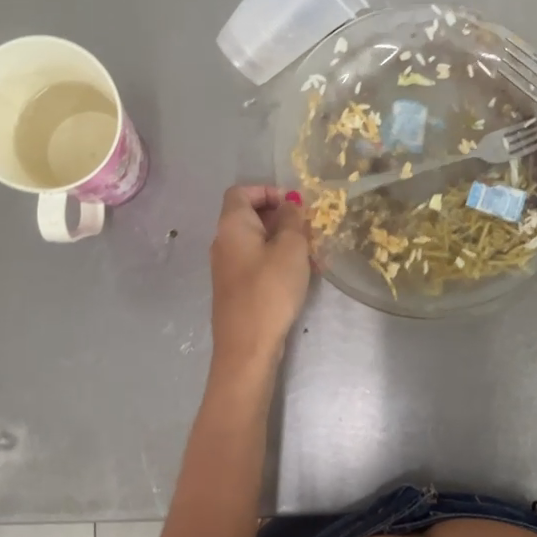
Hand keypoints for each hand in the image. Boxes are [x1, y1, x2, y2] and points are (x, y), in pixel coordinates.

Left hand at [209, 185, 311, 375]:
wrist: (248, 345)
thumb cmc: (270, 290)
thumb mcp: (291, 249)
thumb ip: (292, 220)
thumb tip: (289, 203)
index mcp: (231, 225)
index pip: (242, 192)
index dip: (268, 191)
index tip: (295, 204)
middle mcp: (223, 241)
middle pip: (250, 216)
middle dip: (282, 219)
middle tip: (310, 230)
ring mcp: (227, 267)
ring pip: (257, 242)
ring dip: (284, 243)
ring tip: (312, 256)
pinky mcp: (236, 289)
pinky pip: (257, 263)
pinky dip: (277, 262)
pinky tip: (300, 276)